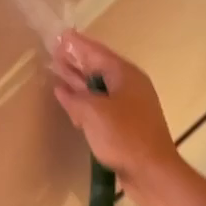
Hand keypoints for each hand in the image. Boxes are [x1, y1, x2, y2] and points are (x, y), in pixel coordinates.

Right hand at [49, 30, 179, 179]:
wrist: (152, 170)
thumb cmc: (124, 136)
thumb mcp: (93, 113)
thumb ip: (76, 98)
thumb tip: (63, 89)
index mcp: (125, 75)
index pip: (97, 53)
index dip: (78, 45)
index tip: (62, 34)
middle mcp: (129, 86)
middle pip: (99, 68)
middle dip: (77, 60)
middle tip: (54, 50)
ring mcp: (129, 105)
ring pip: (99, 87)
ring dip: (78, 80)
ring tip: (56, 70)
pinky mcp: (126, 124)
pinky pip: (101, 105)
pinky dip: (85, 100)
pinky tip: (69, 100)